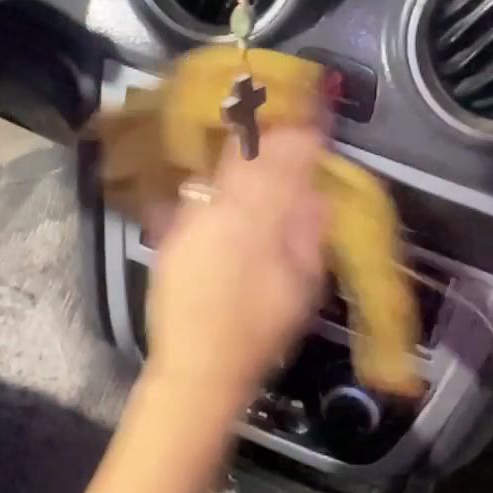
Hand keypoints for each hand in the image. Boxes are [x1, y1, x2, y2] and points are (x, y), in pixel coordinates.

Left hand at [143, 126, 331, 414]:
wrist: (197, 368)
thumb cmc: (259, 332)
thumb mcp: (302, 287)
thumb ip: (310, 235)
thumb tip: (319, 198)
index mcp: (258, 221)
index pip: (284, 161)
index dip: (302, 138)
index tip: (316, 127)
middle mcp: (220, 210)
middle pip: (247, 154)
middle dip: (270, 133)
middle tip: (288, 124)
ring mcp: (192, 219)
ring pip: (221, 167)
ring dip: (244, 150)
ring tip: (261, 142)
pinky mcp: (173, 234)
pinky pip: (200, 192)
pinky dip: (219, 180)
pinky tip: (229, 185)